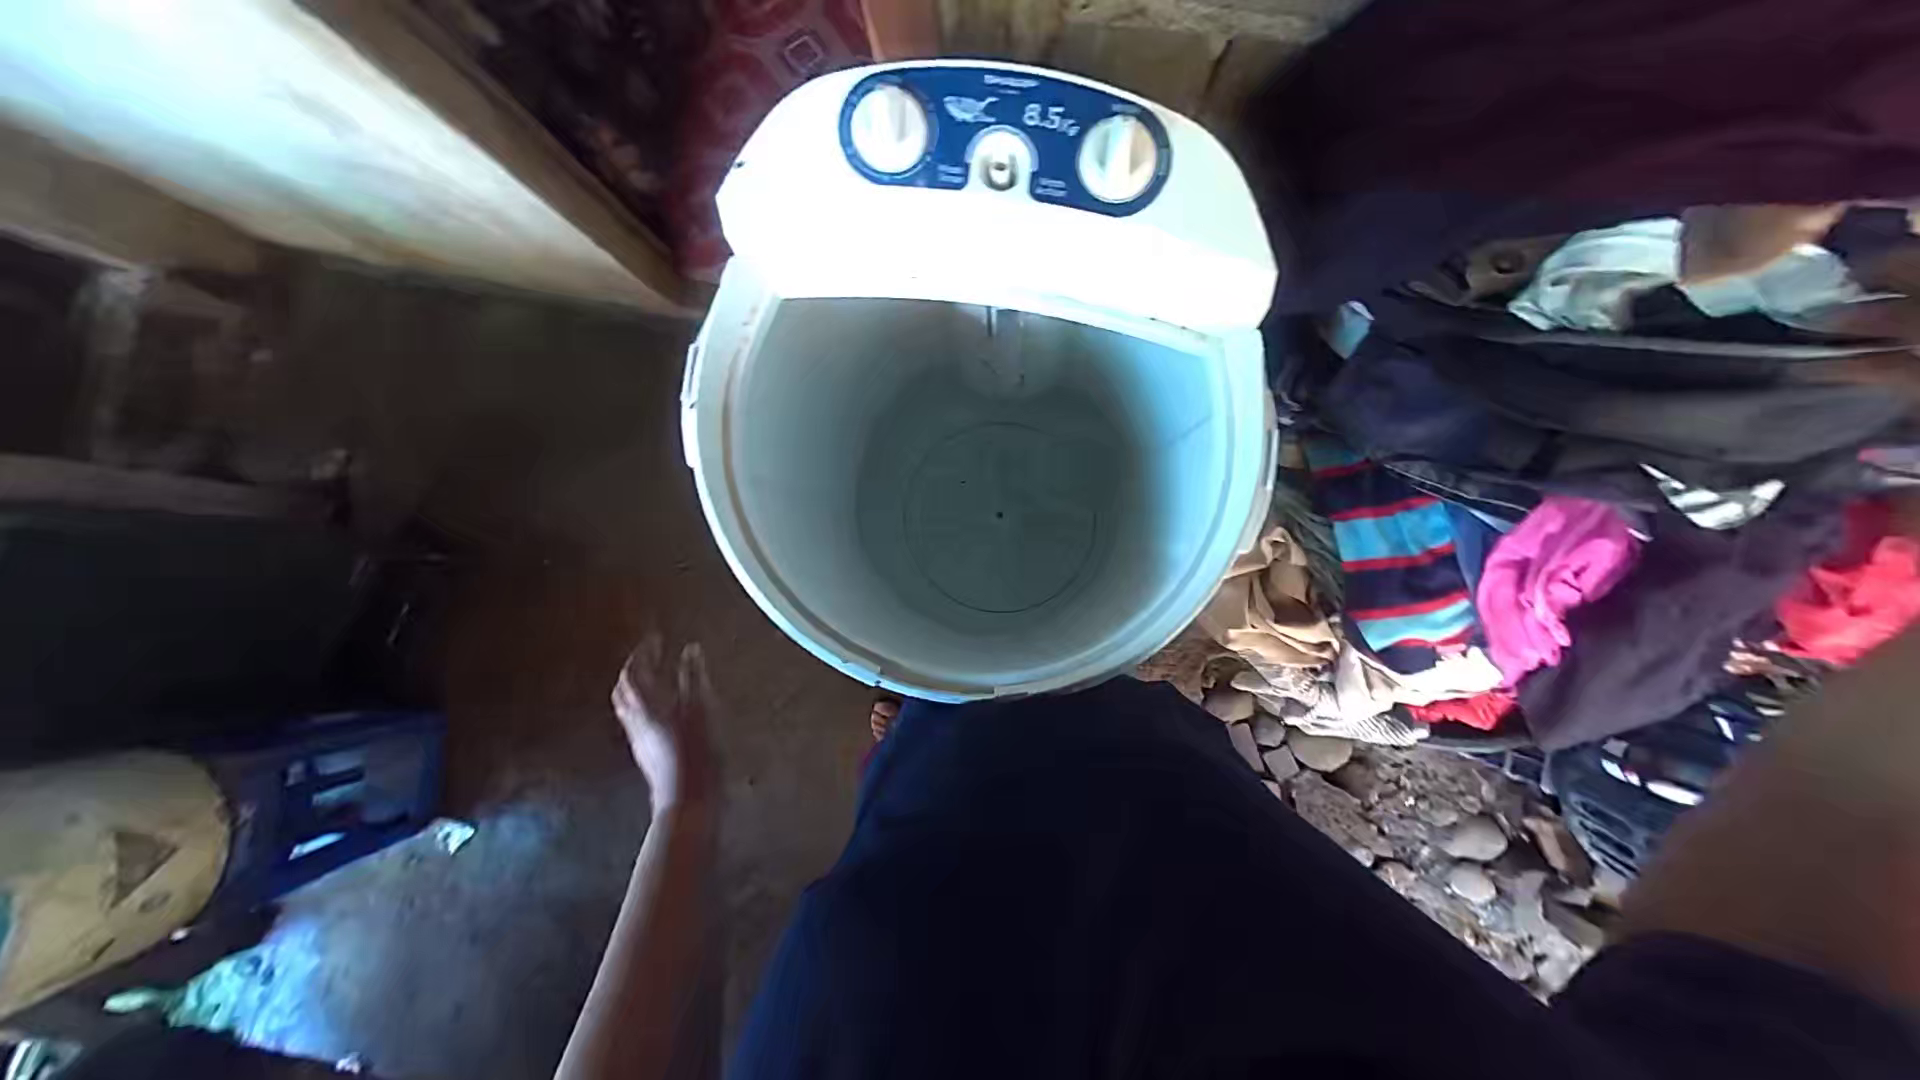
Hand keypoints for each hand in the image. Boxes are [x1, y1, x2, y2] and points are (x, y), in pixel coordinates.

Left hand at [612, 635, 717, 812]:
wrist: (688, 802)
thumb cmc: (697, 753)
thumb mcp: (702, 709)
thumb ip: (694, 678)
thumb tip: (690, 650)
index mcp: (647, 705)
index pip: (635, 671)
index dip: (643, 652)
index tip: (655, 638)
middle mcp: (636, 719)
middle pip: (625, 688)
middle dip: (635, 668)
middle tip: (651, 655)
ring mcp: (639, 738)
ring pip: (627, 705)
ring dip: (637, 686)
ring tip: (655, 677)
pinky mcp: (646, 753)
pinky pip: (636, 719)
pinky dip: (645, 704)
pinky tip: (662, 708)